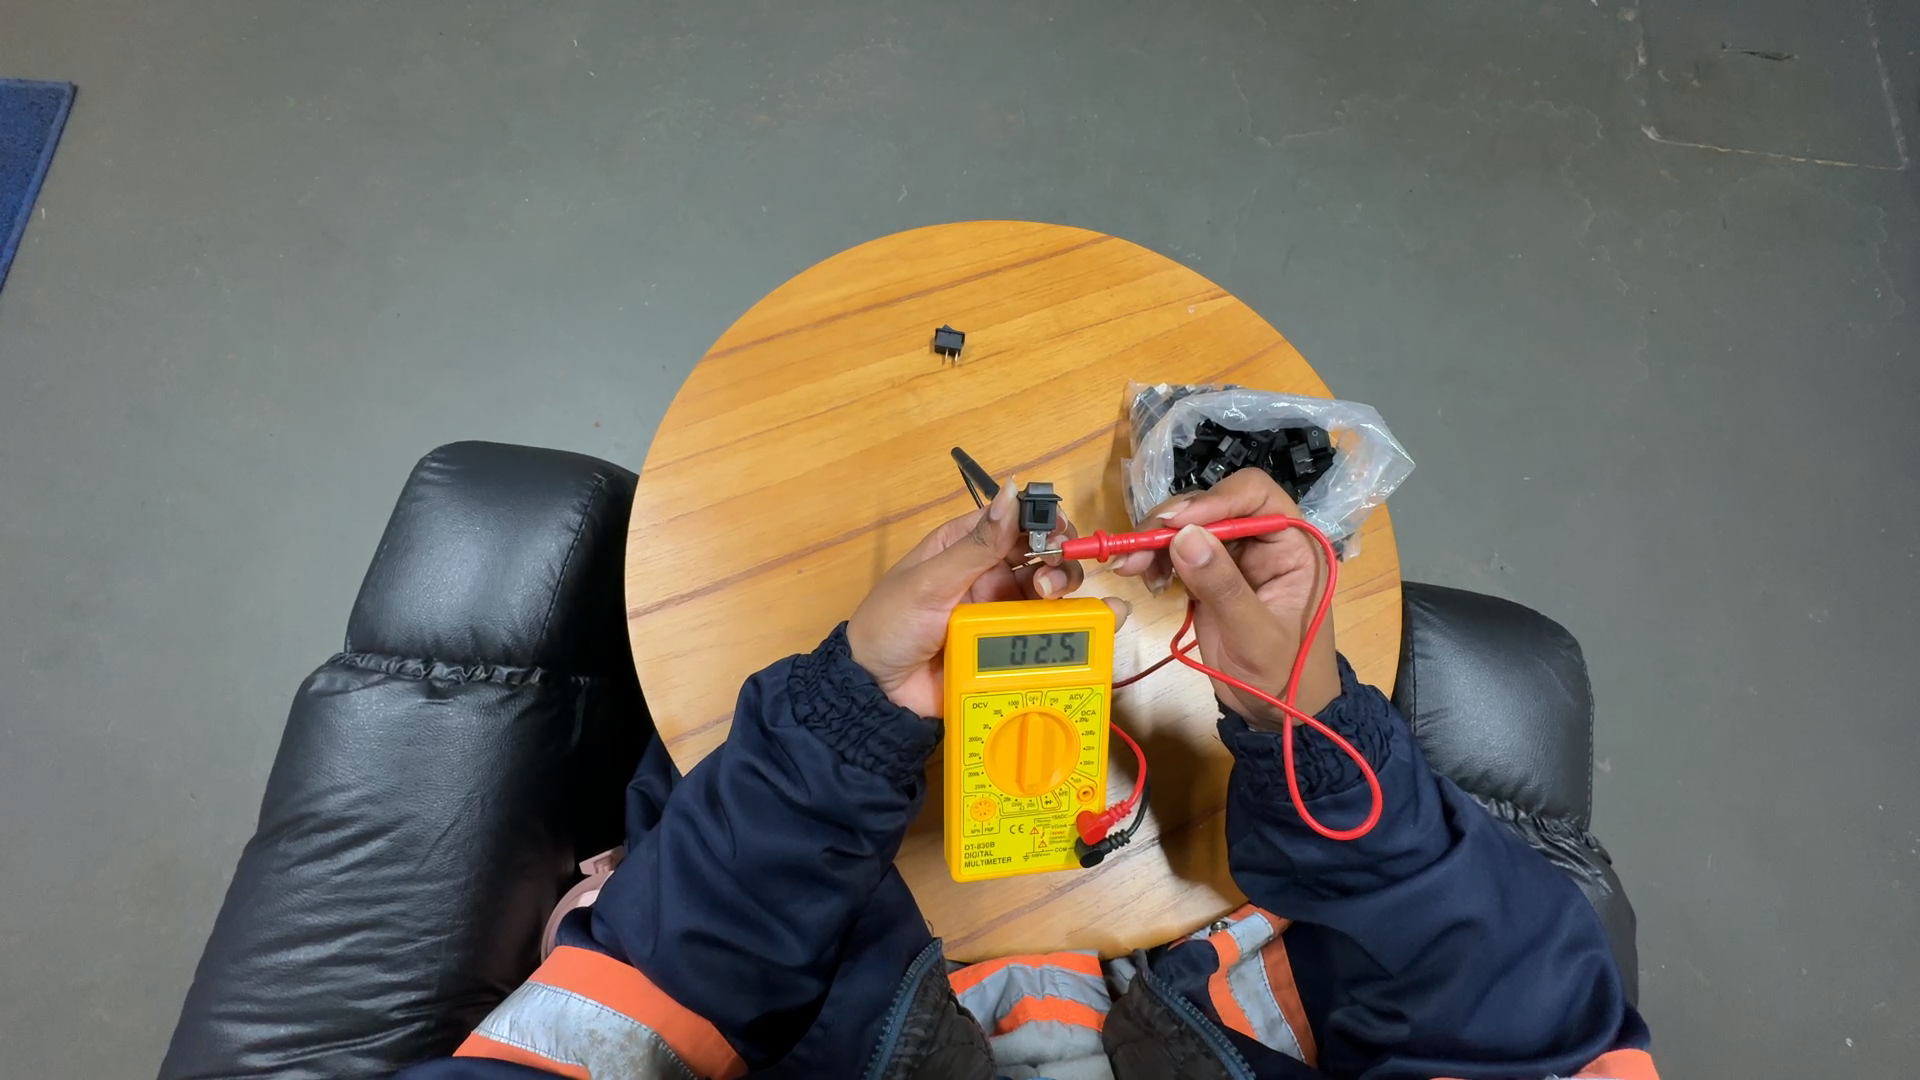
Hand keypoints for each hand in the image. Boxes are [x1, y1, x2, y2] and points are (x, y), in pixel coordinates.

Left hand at [847, 482, 1125, 717]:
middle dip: (1057, 555)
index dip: (1042, 519)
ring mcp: (1002, 610)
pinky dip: (1076, 623)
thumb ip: (976, 544)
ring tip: (1050, 596)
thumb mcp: (930, 581)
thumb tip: (1012, 491)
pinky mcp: (1010, 646)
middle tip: (1049, 574)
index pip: (1014, 520)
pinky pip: (1048, 630)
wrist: (877, 693)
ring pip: (1051, 590)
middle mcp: (989, 574)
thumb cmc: (891, 625)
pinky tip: (1098, 620)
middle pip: (1042, 553)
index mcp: (964, 546)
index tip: (1059, 529)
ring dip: (1063, 586)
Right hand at [1112, 469, 1339, 724]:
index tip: (1176, 523)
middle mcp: (1262, 541)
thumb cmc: (1283, 675)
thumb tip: (1183, 535)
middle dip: (1171, 522)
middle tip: (1137, 548)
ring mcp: (1232, 557)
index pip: (1254, 495)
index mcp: (1292, 546)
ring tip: (1132, 568)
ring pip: (1186, 526)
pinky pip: (1175, 551)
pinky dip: (1154, 559)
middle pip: (1211, 505)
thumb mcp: (1255, 634)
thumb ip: (1222, 585)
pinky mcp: (1207, 574)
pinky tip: (1145, 579)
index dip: (1214, 500)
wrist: (1275, 713)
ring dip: (1154, 541)